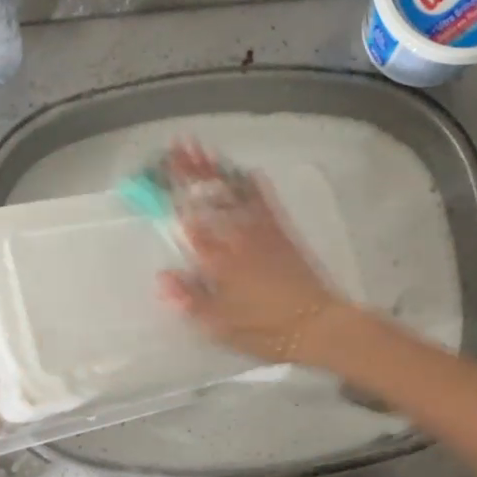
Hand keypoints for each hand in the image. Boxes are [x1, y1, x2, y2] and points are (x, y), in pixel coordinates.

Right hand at [155, 139, 347, 363]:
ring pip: (235, 194)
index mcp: (218, 261)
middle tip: (178, 145)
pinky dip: (256, 187)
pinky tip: (248, 171)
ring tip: (202, 148)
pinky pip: (266, 204)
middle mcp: (238, 239)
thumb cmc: (265, 330)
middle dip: (192, 172)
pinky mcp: (283, 235)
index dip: (173, 196)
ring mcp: (262, 233)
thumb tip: (163, 277)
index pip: (189, 221)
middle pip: (211, 199)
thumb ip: (191, 300)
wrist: (317, 325)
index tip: (158, 174)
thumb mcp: (221, 325)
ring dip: (218, 171)